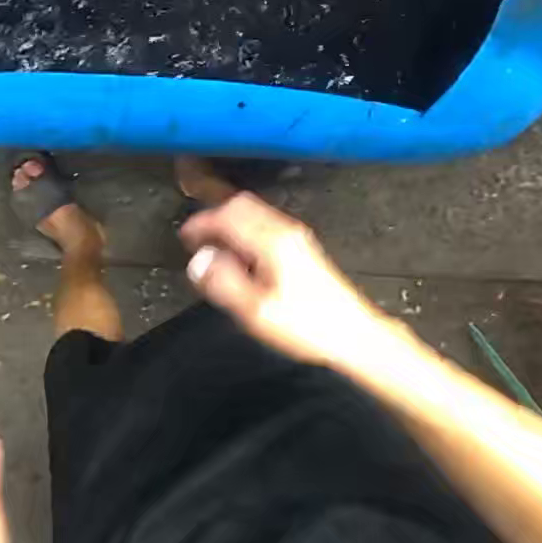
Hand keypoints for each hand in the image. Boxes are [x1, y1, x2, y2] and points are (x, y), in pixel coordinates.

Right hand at [180, 192, 389, 364]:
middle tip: (196, 238)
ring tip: (214, 248)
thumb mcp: (257, 311)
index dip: (201, 223)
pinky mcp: (301, 249)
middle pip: (242, 205)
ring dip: (229, 224)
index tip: (185, 237)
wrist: (356, 337)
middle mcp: (285, 231)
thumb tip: (198, 261)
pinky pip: (264, 226)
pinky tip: (241, 257)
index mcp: (271, 242)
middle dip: (214, 217)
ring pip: (254, 213)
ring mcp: (295, 238)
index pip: (228, 215)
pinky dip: (244, 232)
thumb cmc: (309, 327)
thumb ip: (224, 282)